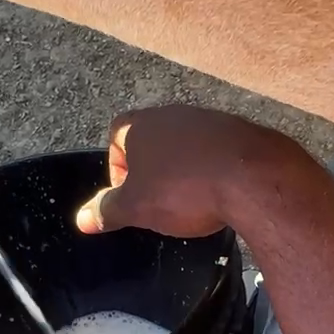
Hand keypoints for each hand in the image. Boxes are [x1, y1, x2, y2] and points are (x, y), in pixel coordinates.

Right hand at [76, 106, 322, 237]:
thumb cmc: (184, 190)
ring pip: (188, 144)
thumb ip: (108, 211)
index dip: (117, 166)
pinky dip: (215, 169)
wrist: (252, 177)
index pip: (117, 135)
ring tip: (192, 199)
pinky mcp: (241, 133)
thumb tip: (82, 219)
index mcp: (141, 125)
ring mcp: (211, 120)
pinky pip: (218, 151)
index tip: (128, 193)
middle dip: (152, 168)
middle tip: (158, 200)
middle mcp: (174, 114)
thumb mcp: (137, 208)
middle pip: (153, 138)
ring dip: (185, 168)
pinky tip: (221, 192)